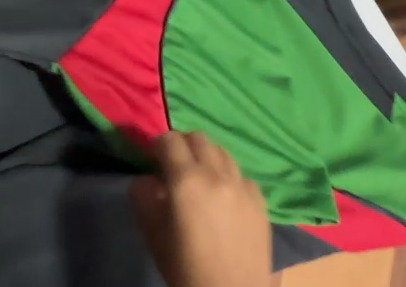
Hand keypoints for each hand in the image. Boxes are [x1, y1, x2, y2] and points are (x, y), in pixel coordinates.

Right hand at [131, 131, 271, 286]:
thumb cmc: (185, 267)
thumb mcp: (151, 231)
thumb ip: (143, 194)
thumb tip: (150, 178)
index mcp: (186, 180)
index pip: (169, 139)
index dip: (159, 147)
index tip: (155, 162)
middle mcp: (216, 175)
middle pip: (198, 137)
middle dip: (183, 146)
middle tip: (176, 167)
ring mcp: (242, 188)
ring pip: (222, 152)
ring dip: (207, 158)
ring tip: (202, 179)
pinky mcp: (261, 203)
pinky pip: (242, 175)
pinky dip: (230, 177)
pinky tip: (225, 197)